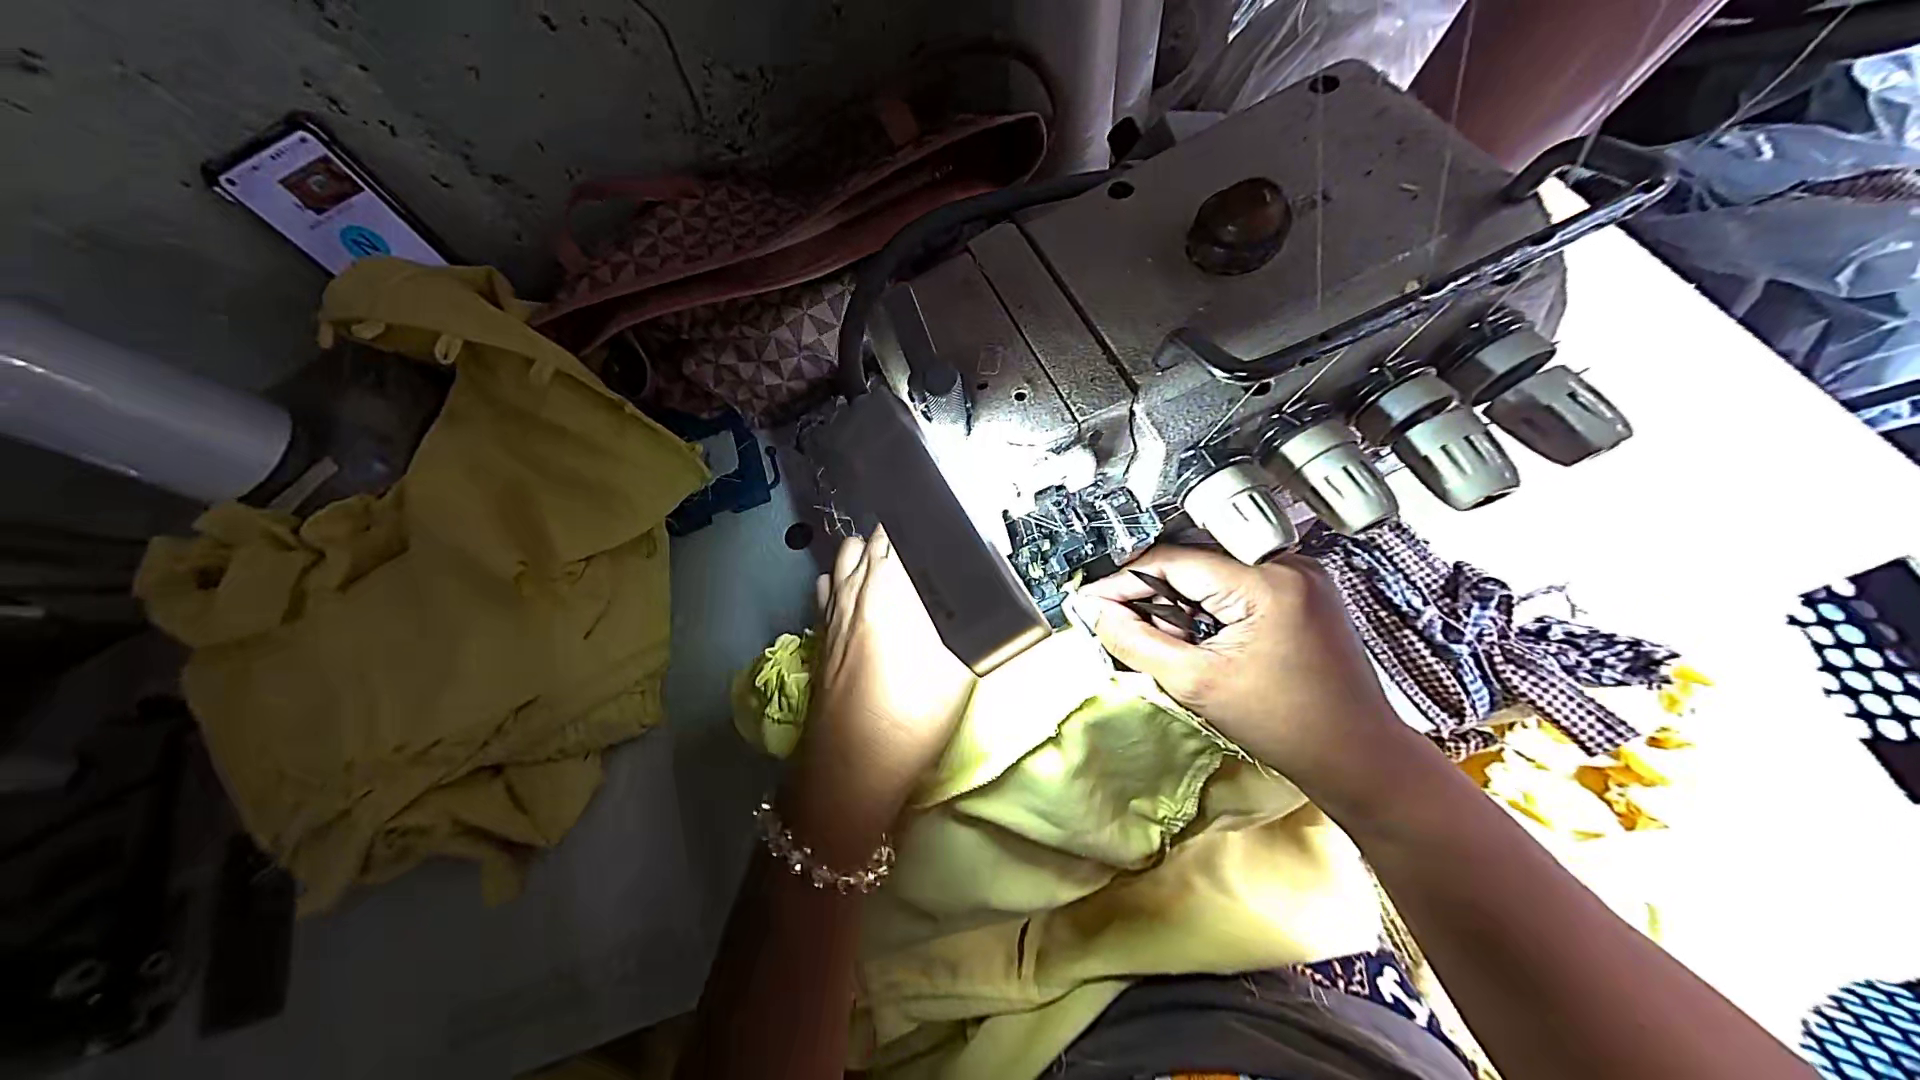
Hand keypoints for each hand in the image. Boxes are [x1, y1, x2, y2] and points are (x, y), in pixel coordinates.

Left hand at [785, 528, 973, 857]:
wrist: (853, 763)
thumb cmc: (913, 714)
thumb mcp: (961, 666)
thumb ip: (972, 623)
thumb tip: (987, 595)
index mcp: (890, 584)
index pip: (900, 530)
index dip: (923, 526)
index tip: (943, 529)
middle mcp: (855, 586)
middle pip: (871, 539)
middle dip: (898, 538)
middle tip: (928, 556)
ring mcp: (831, 608)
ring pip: (845, 557)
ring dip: (867, 555)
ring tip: (894, 572)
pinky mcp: (819, 632)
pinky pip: (828, 586)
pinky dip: (843, 580)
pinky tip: (859, 599)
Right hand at [1075, 544, 1429, 804]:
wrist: (1354, 756)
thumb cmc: (1293, 727)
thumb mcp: (1194, 683)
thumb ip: (1133, 641)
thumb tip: (1098, 613)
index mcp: (1267, 581)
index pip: (1170, 560)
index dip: (1124, 581)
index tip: (1095, 601)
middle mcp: (1288, 566)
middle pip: (1188, 561)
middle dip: (1152, 596)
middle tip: (1130, 630)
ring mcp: (1298, 577)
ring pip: (1207, 573)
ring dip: (1178, 605)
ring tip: (1177, 647)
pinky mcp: (1299, 592)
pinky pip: (1232, 584)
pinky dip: (1206, 609)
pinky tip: (1202, 643)